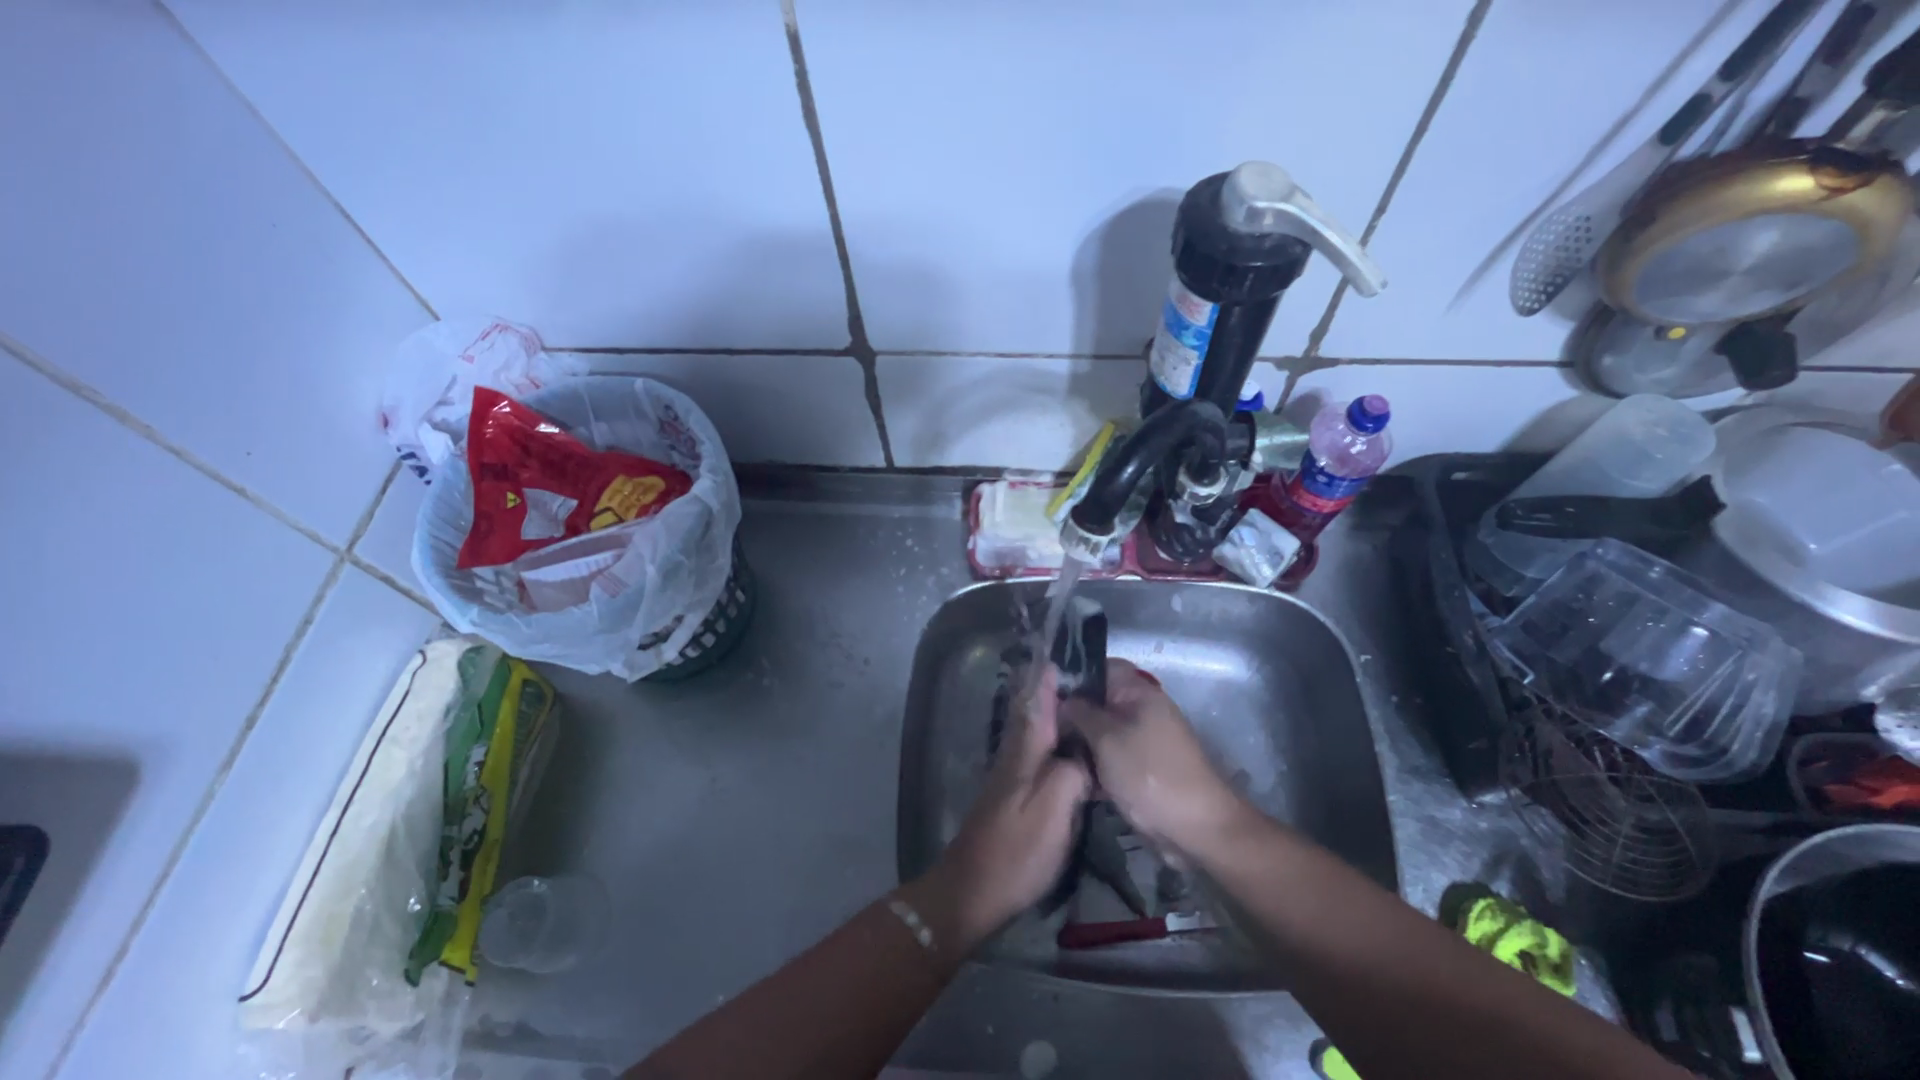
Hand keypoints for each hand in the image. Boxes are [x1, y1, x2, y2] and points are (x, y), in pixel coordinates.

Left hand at [914, 665, 1090, 950]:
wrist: (972, 893)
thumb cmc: (1015, 852)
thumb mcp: (1053, 811)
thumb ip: (1072, 773)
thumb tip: (1084, 752)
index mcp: (1024, 753)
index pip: (1036, 701)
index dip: (1048, 675)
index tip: (1064, 649)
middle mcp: (1015, 756)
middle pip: (1032, 711)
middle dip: (1051, 687)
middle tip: (1083, 670)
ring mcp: (1011, 777)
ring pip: (1033, 732)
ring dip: (1052, 711)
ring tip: (1083, 700)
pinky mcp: (1013, 796)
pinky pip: (1036, 754)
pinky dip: (1052, 740)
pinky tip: (1069, 748)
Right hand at [1060, 659, 1245, 853]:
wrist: (1194, 827)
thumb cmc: (1149, 774)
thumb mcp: (1106, 739)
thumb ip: (1080, 713)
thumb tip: (1064, 699)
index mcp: (1140, 693)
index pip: (1102, 667)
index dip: (1074, 676)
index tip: (1045, 693)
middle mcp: (1143, 710)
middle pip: (1100, 702)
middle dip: (1072, 715)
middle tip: (1042, 729)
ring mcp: (1143, 740)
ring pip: (1102, 732)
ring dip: (1081, 744)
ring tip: (1052, 755)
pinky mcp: (1142, 768)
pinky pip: (1111, 757)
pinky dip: (1094, 765)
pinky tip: (1072, 778)